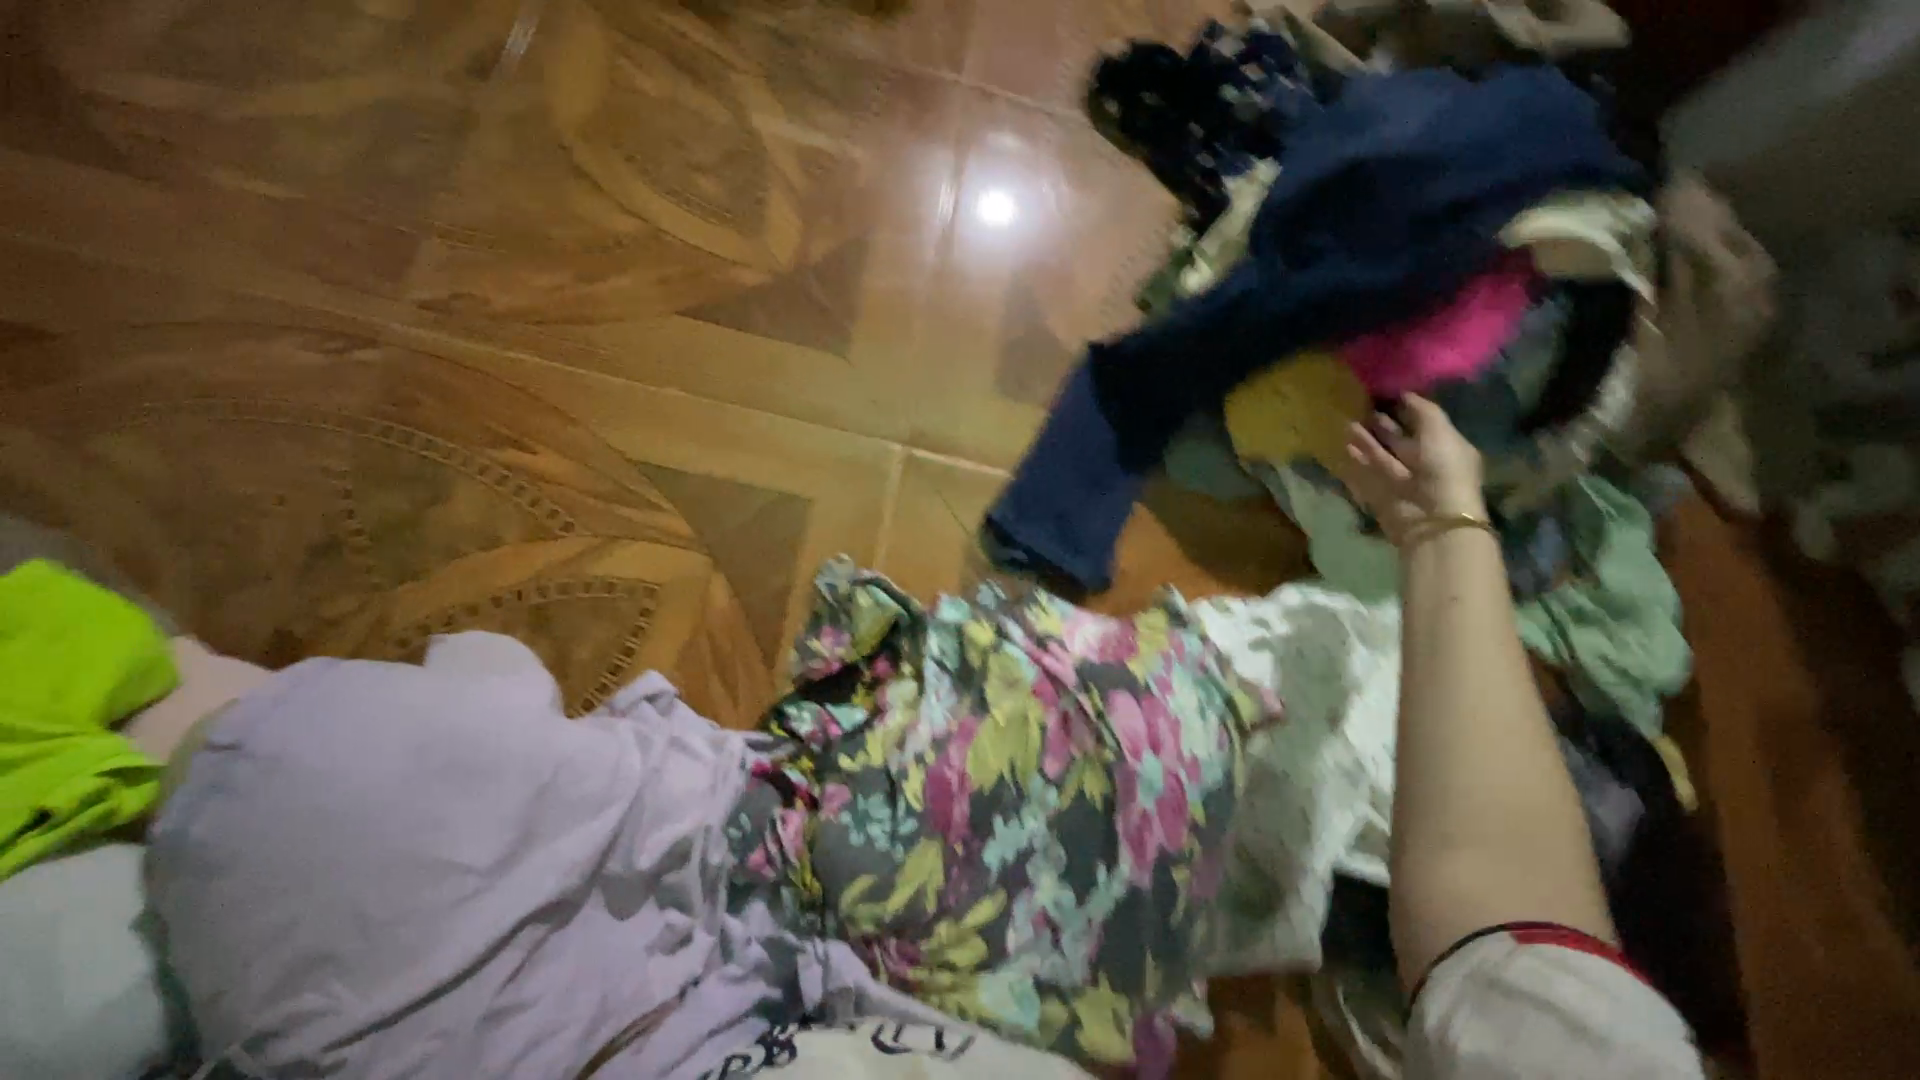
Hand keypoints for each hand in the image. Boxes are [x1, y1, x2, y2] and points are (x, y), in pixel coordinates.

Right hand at [1332, 395, 1486, 545]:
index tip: (1386, 394)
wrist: (1431, 516)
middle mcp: (1424, 463)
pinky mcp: (1381, 494)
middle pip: (1400, 440)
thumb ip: (1423, 410)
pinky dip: (1356, 461)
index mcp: (1445, 447)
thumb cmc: (1443, 469)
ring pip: (1381, 456)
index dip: (1406, 409)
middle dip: (1383, 425)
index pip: (1424, 424)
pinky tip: (1344, 446)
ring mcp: (1401, 481)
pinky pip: (1366, 474)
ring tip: (1348, 423)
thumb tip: (1405, 393)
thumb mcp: (1440, 432)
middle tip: (1362, 406)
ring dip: (1366, 441)